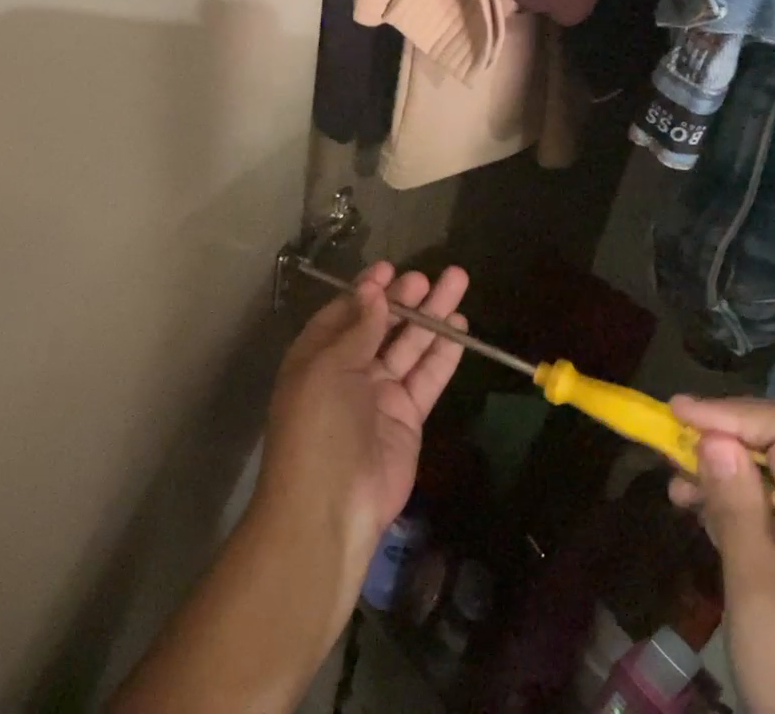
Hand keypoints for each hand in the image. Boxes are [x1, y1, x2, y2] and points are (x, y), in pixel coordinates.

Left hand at [255, 262, 469, 564]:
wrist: (331, 505)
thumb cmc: (318, 427)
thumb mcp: (326, 370)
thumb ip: (356, 331)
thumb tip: (373, 295)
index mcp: (315, 357)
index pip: (344, 314)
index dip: (366, 291)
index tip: (390, 269)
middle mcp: (346, 372)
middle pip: (380, 327)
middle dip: (404, 300)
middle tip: (430, 276)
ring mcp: (378, 395)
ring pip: (409, 347)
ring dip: (430, 318)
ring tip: (457, 285)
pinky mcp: (407, 418)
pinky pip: (427, 377)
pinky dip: (443, 353)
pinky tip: (459, 328)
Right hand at [667, 397, 774, 713]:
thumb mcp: (757, 594)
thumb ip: (739, 512)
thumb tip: (716, 440)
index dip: (733, 412)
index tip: (674, 417)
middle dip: (727, 433)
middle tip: (669, 447)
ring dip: (727, 469)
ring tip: (677, 486)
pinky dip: (738, 503)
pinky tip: (703, 518)